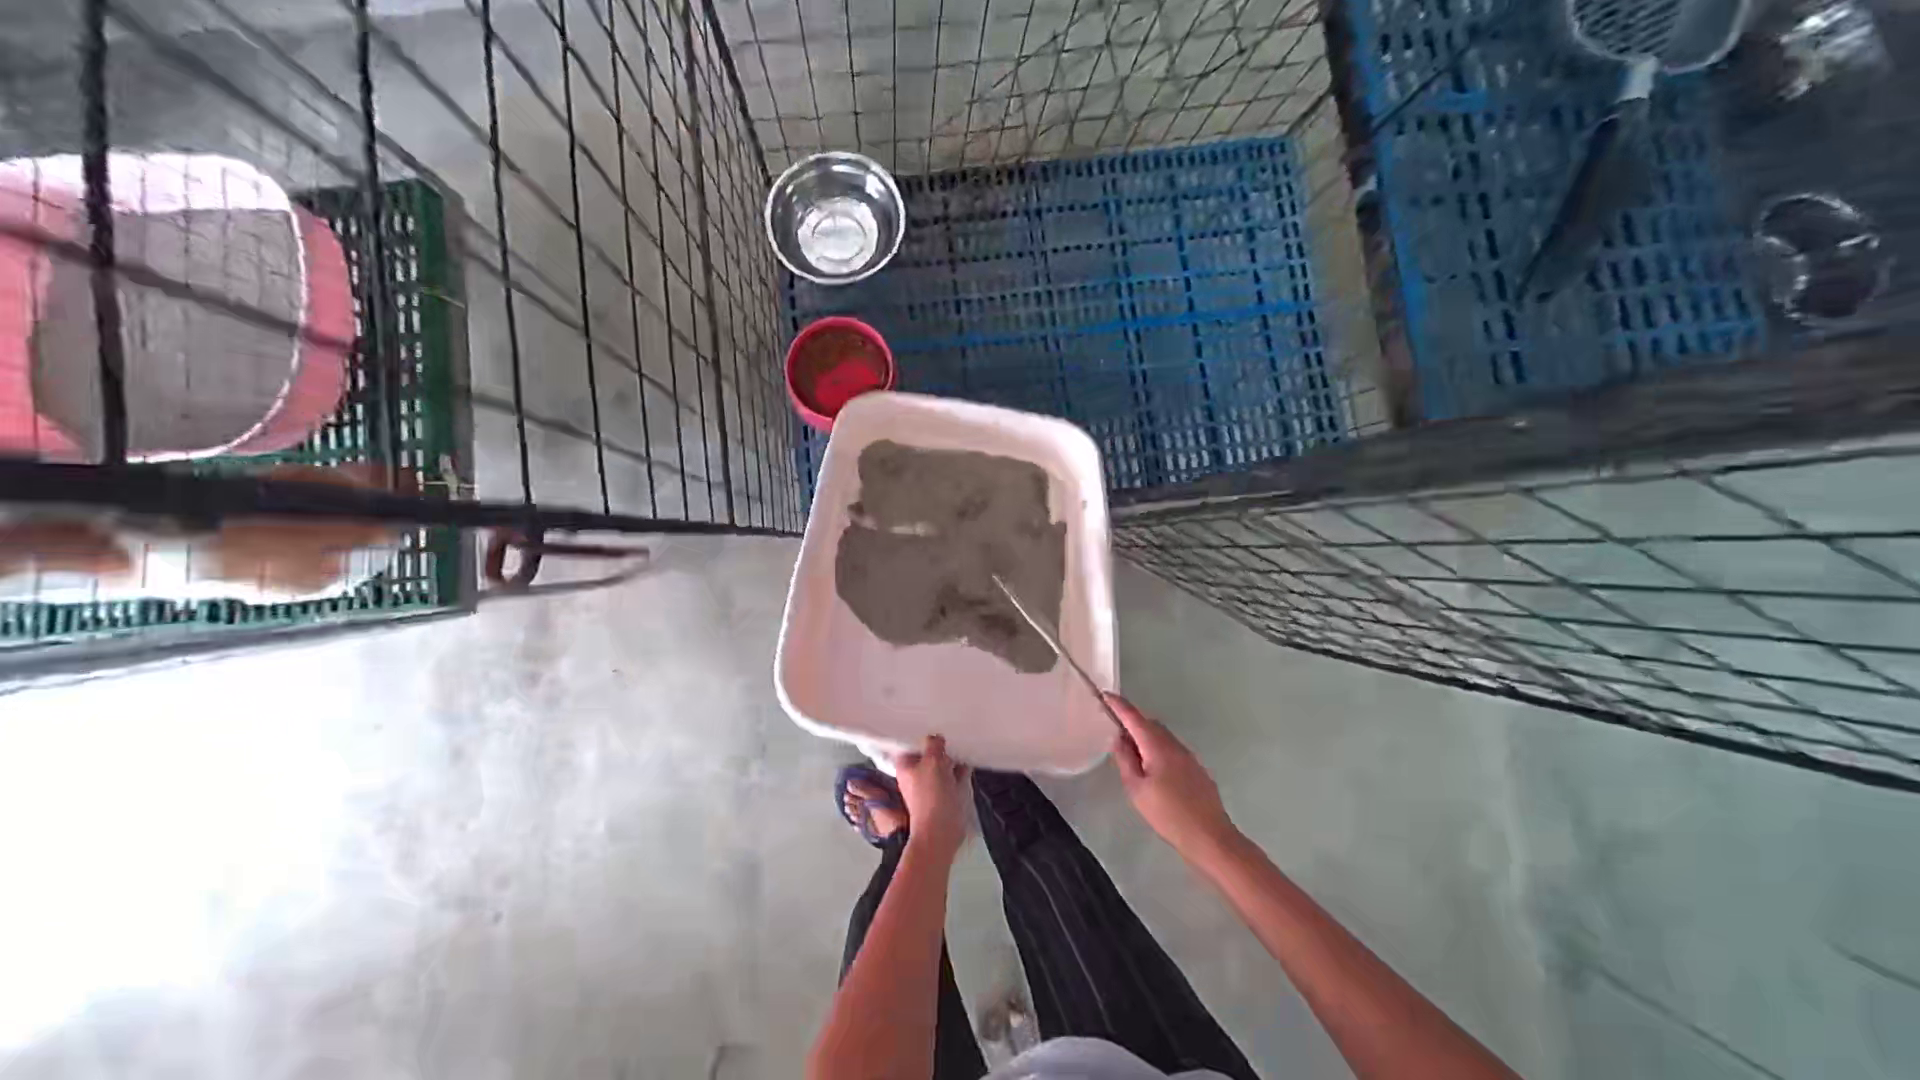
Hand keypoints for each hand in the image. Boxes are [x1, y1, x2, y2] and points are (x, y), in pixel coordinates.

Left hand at [892, 735, 971, 862]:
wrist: (942, 829)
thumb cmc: (931, 794)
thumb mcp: (931, 761)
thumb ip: (934, 745)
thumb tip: (936, 737)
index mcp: (905, 766)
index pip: (907, 744)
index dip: (916, 733)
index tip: (926, 719)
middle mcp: (917, 774)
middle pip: (926, 753)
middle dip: (937, 742)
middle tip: (948, 723)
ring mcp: (933, 784)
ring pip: (942, 762)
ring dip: (951, 753)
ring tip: (961, 735)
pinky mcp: (948, 792)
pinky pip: (955, 773)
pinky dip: (961, 766)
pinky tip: (969, 753)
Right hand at [1108, 694, 1239, 859]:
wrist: (1210, 837)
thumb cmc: (1168, 814)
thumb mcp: (1137, 789)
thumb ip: (1126, 760)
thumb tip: (1119, 739)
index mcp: (1158, 746)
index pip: (1134, 717)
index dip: (1119, 705)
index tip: (1105, 695)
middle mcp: (1175, 745)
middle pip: (1150, 724)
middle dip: (1132, 721)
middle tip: (1114, 729)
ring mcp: (1189, 756)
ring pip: (1162, 737)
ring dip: (1145, 736)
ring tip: (1130, 752)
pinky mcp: (1196, 769)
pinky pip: (1172, 749)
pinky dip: (1157, 748)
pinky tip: (1152, 768)